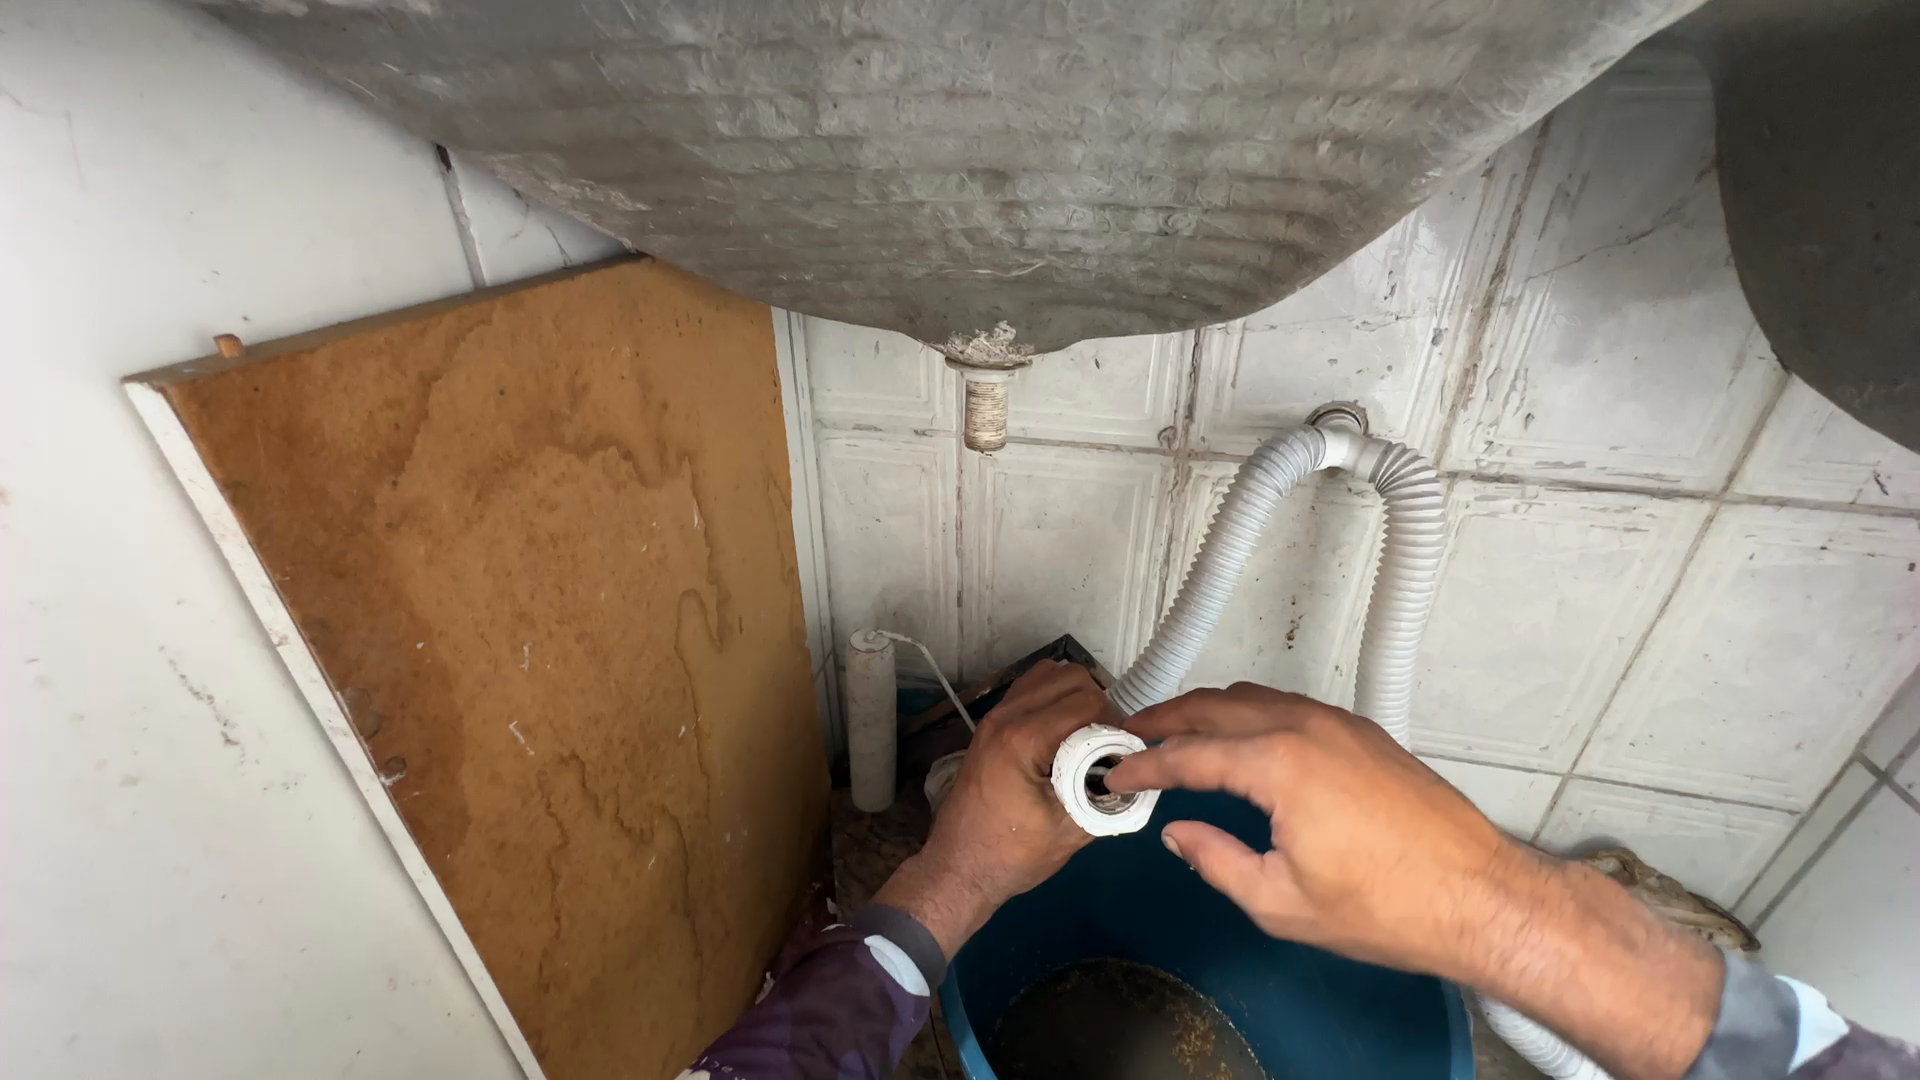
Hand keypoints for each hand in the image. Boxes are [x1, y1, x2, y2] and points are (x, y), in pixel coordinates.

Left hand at [873, 661, 1112, 955]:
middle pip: (1068, 676)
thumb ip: (1107, 796)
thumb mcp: (1070, 831)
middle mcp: (1006, 716)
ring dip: (1073, 694)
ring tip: (1086, 732)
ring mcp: (994, 716)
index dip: (1114, 721)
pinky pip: (1028, 688)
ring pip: (1046, 673)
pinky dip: (1052, 697)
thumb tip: (1136, 770)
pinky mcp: (990, 723)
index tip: (1123, 749)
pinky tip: (1062, 732)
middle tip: (1107, 739)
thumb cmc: (1013, 854)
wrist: (959, 867)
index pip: (1087, 700)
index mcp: (1024, 739)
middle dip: (1097, 702)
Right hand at [1106, 683, 1723, 1079]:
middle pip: (1209, 705)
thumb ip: (1215, 860)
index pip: (1186, 755)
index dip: (1142, 766)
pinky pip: (1282, 702)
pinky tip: (1237, 734)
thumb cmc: (1381, 909)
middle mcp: (1298, 724)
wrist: (1486, 898)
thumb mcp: (1282, 903)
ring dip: (1202, 708)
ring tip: (1173, 729)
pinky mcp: (1357, 726)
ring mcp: (1332, 719)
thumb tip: (1176, 830)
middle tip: (1128, 734)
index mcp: (1274, 763)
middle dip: (1161, 718)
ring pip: (1246, 695)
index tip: (1114, 777)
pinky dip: (1243, 710)